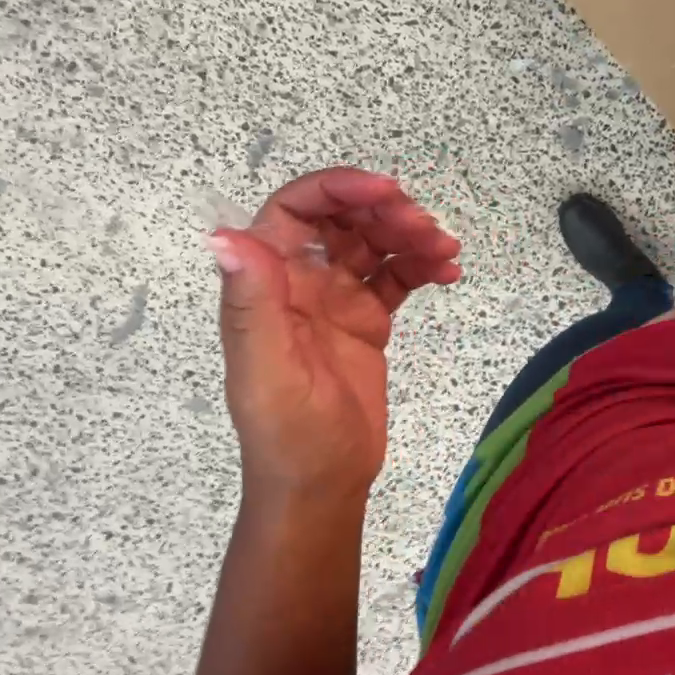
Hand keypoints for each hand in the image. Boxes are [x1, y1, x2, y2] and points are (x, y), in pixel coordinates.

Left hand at [206, 168, 461, 502]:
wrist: (324, 486)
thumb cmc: (291, 435)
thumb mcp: (269, 373)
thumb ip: (254, 305)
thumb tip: (226, 235)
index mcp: (269, 286)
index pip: (296, 210)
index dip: (338, 188)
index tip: (389, 191)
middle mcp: (300, 282)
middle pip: (344, 219)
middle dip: (387, 212)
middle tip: (428, 229)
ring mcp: (336, 299)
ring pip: (376, 242)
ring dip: (413, 236)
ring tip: (447, 251)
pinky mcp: (367, 318)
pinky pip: (398, 275)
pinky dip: (424, 266)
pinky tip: (449, 274)